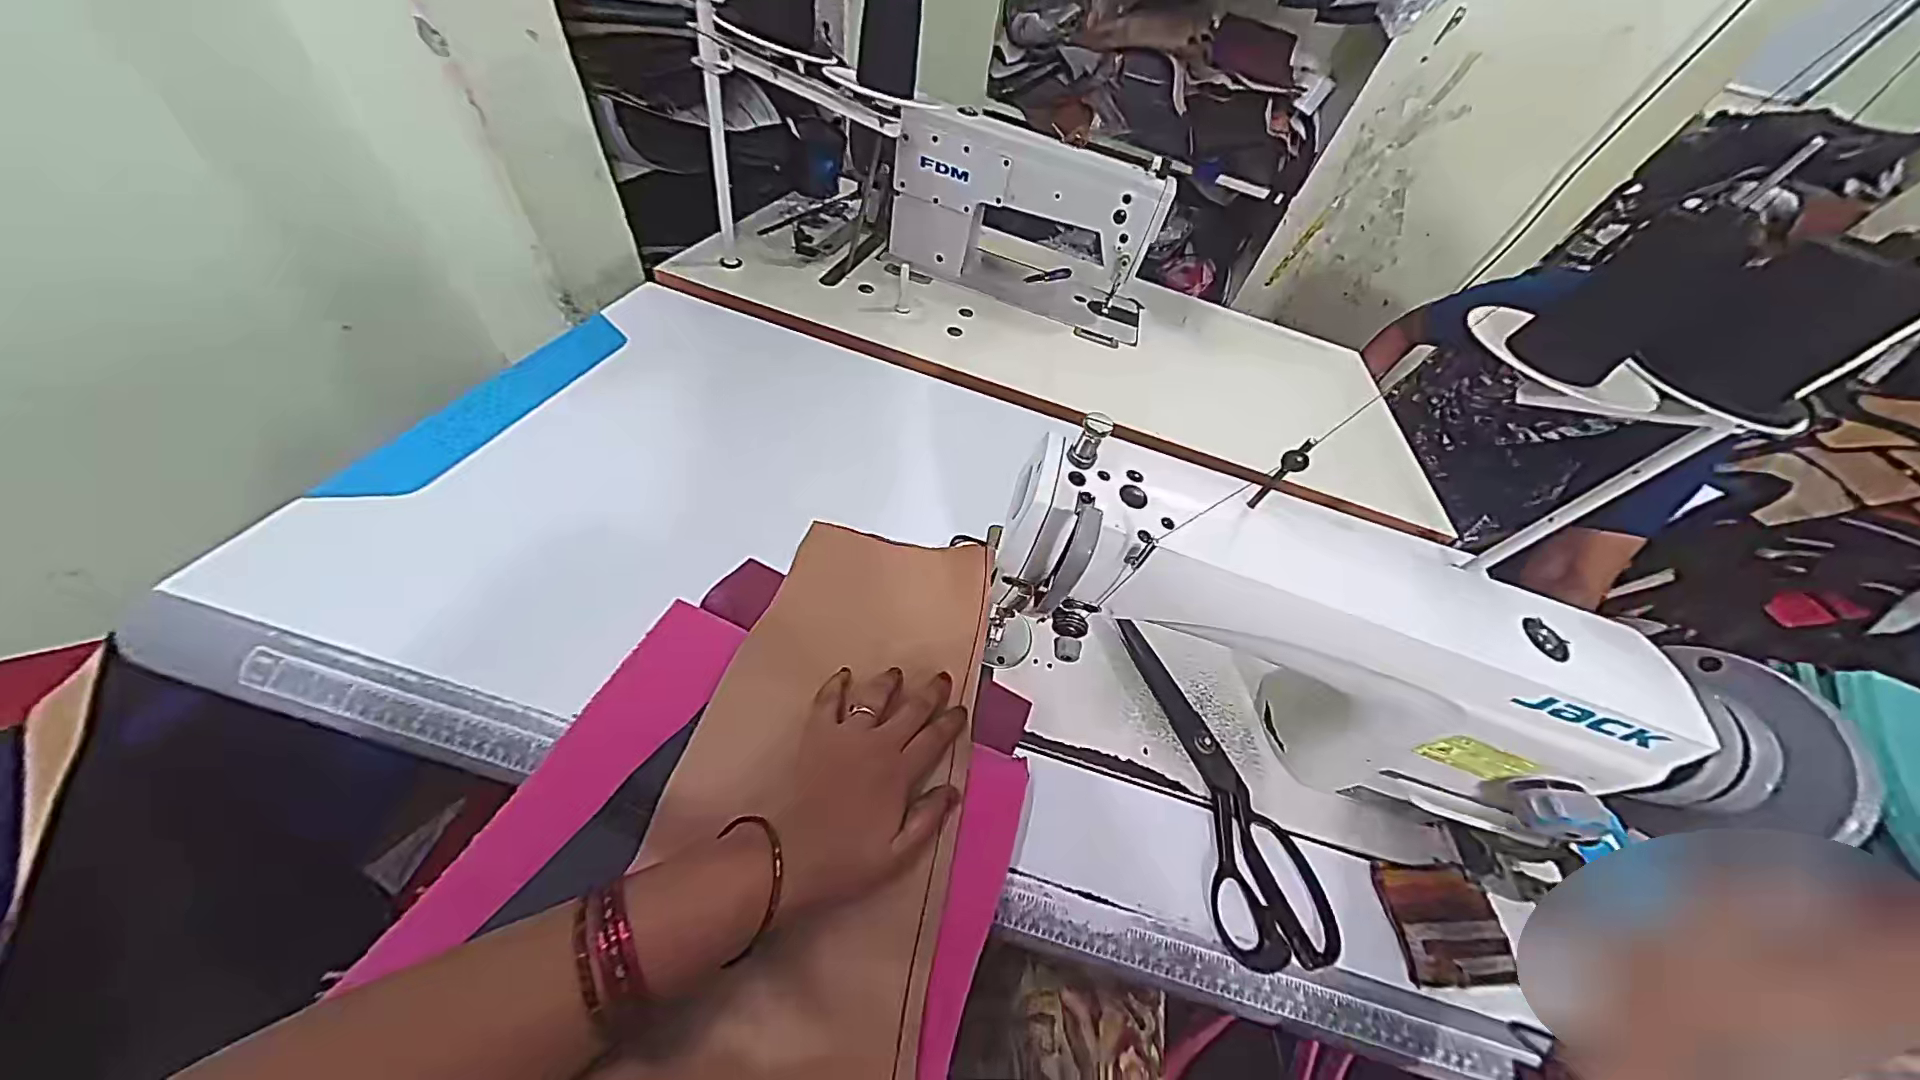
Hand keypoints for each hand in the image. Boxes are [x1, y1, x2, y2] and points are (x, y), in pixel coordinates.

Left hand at [771, 667, 966, 918]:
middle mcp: (877, 745)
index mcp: (900, 772)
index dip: (950, 722)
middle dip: (931, 692)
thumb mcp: (898, 852)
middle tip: (942, 679)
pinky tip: (844, 675)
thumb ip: (928, 817)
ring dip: (888, 683)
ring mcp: (845, 735)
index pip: (933, 738)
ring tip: (897, 673)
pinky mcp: (817, 734)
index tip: (960, 710)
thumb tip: (952, 790)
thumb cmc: (846, 859)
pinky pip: (829, 700)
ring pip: (874, 697)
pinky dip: (837, 684)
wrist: (790, 855)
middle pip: (911, 710)